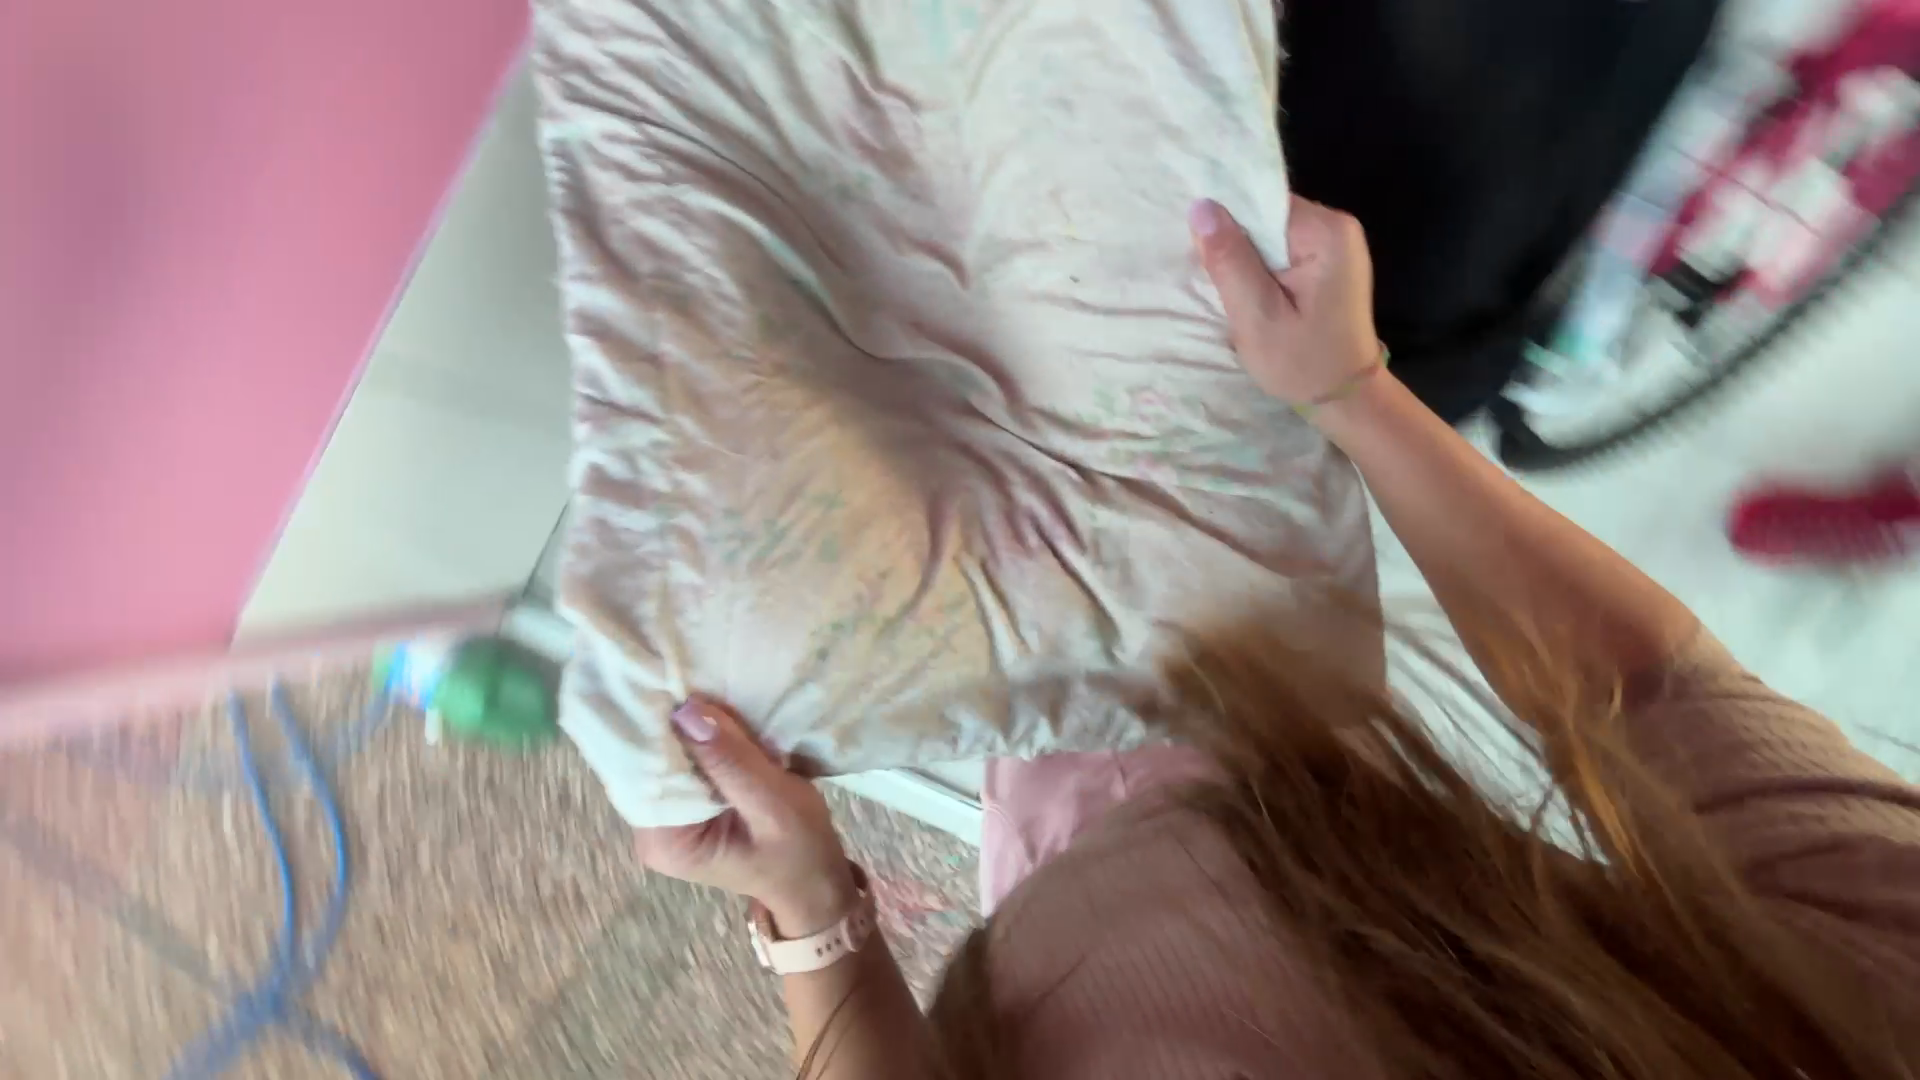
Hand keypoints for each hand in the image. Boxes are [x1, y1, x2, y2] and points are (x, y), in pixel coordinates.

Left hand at [632, 698, 857, 937]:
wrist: (817, 884)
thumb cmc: (800, 850)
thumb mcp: (774, 803)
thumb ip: (732, 761)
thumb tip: (687, 711)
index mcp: (665, 841)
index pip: (647, 770)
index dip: (662, 727)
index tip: (680, 684)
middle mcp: (653, 832)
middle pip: (654, 763)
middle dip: (679, 725)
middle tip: (700, 679)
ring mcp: (668, 821)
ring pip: (671, 760)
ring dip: (694, 730)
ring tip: (710, 690)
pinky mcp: (689, 809)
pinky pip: (688, 766)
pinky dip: (705, 743)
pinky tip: (720, 719)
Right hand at [1189, 195, 1381, 410]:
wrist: (1343, 396)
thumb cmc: (1301, 361)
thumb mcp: (1257, 316)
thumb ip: (1229, 261)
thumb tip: (1201, 207)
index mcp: (1325, 232)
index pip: (1262, 204)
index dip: (1228, 225)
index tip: (1207, 259)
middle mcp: (1336, 227)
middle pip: (1266, 217)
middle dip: (1237, 246)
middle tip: (1221, 286)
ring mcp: (1335, 245)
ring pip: (1270, 237)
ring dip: (1246, 261)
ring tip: (1237, 295)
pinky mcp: (1328, 264)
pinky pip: (1281, 253)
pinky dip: (1261, 271)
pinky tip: (1253, 297)